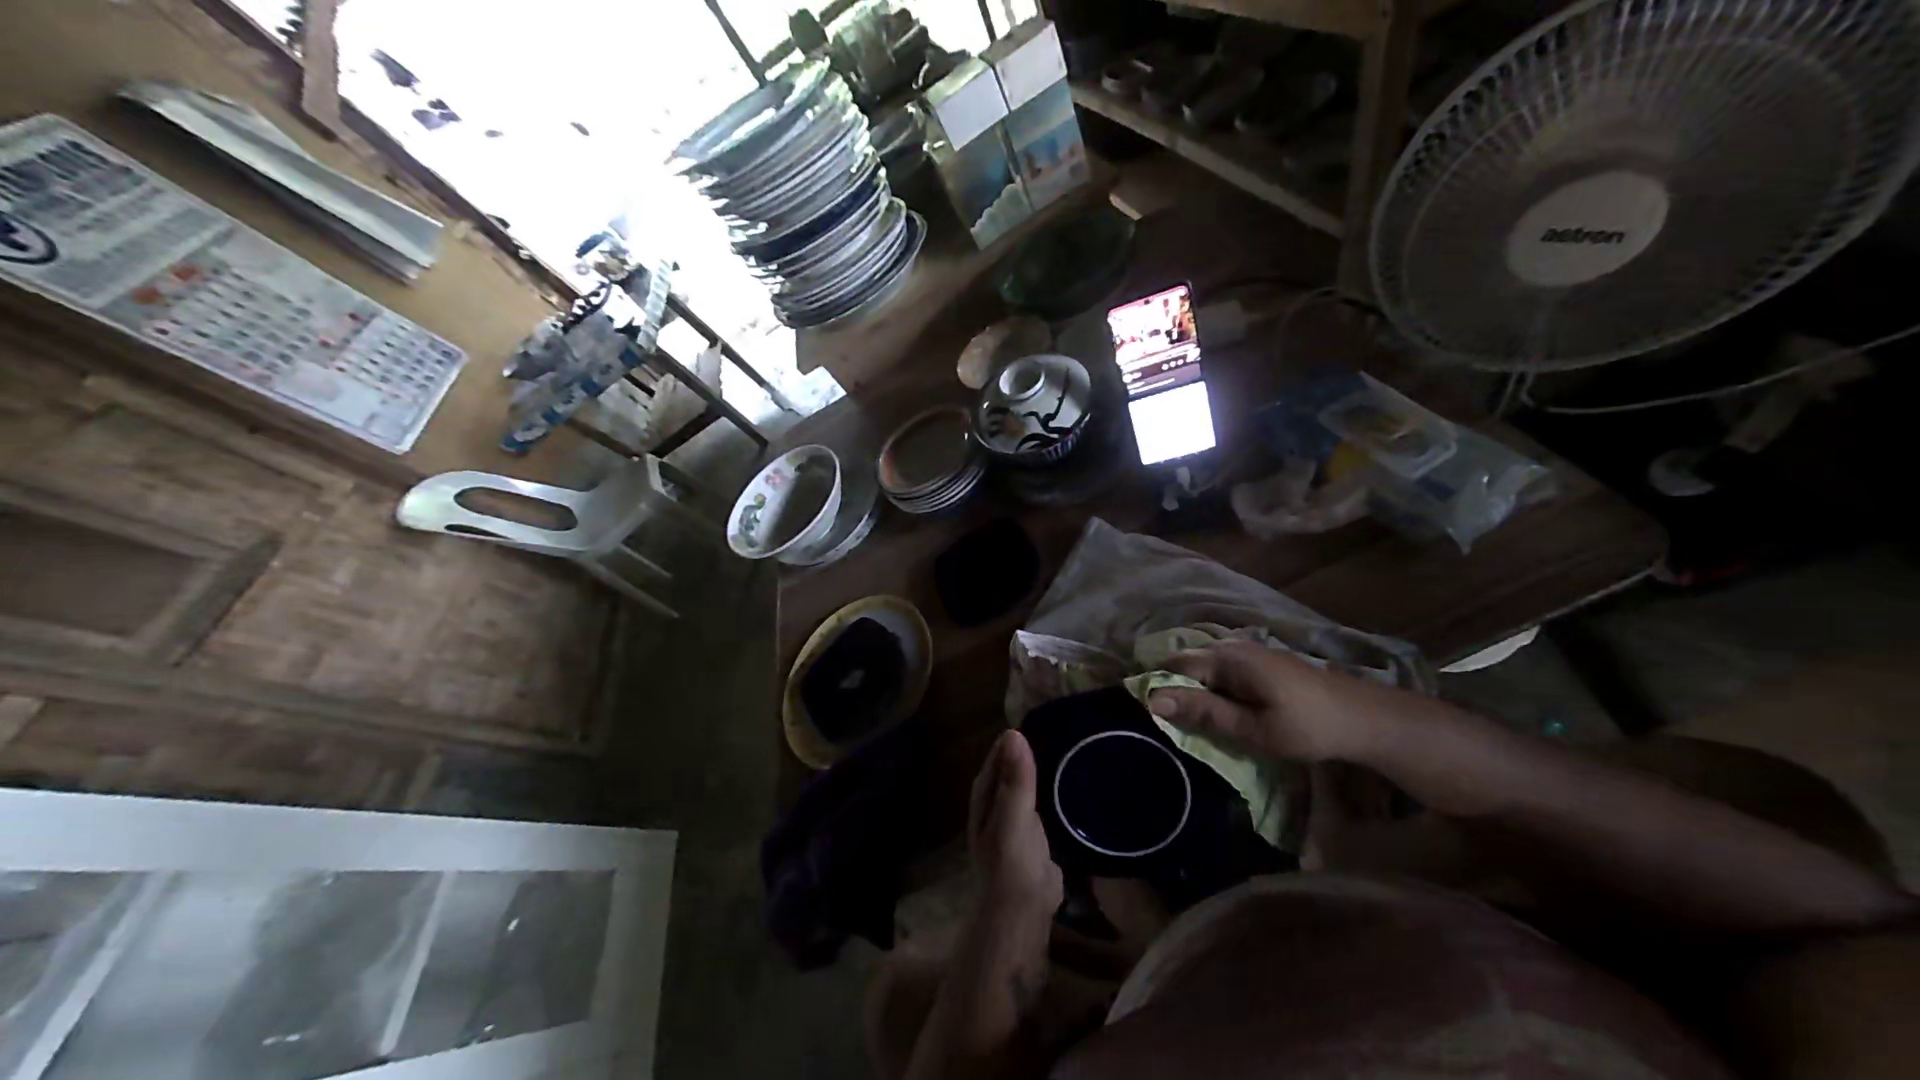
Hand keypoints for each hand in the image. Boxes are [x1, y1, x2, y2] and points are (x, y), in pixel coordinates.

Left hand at [968, 730, 1063, 921]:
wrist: (1023, 911)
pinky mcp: (1035, 831)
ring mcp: (1016, 816)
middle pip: (1015, 764)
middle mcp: (997, 800)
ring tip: (1075, 745)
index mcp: (986, 793)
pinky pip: (1044, 800)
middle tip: (1067, 725)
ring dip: (1045, 766)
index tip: (1047, 712)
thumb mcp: (1013, 817)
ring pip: (1030, 781)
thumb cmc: (1012, 863)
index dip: (1019, 734)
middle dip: (1034, 747)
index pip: (1001, 751)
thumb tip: (1015, 733)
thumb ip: (1015, 779)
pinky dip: (1054, 788)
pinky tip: (1075, 780)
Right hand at [1146, 641, 1371, 762]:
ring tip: (1185, 722)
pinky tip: (1216, 713)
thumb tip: (1154, 699)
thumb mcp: (1253, 727)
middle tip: (1163, 723)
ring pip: (1206, 670)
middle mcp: (1234, 647)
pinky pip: (1222, 673)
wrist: (1367, 720)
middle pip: (1188, 664)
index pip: (1174, 664)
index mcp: (1228, 658)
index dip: (1155, 684)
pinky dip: (1213, 691)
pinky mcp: (1261, 664)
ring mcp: (1249, 653)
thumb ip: (1204, 712)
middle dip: (1172, 688)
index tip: (1142, 712)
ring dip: (1194, 692)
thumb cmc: (1309, 726)